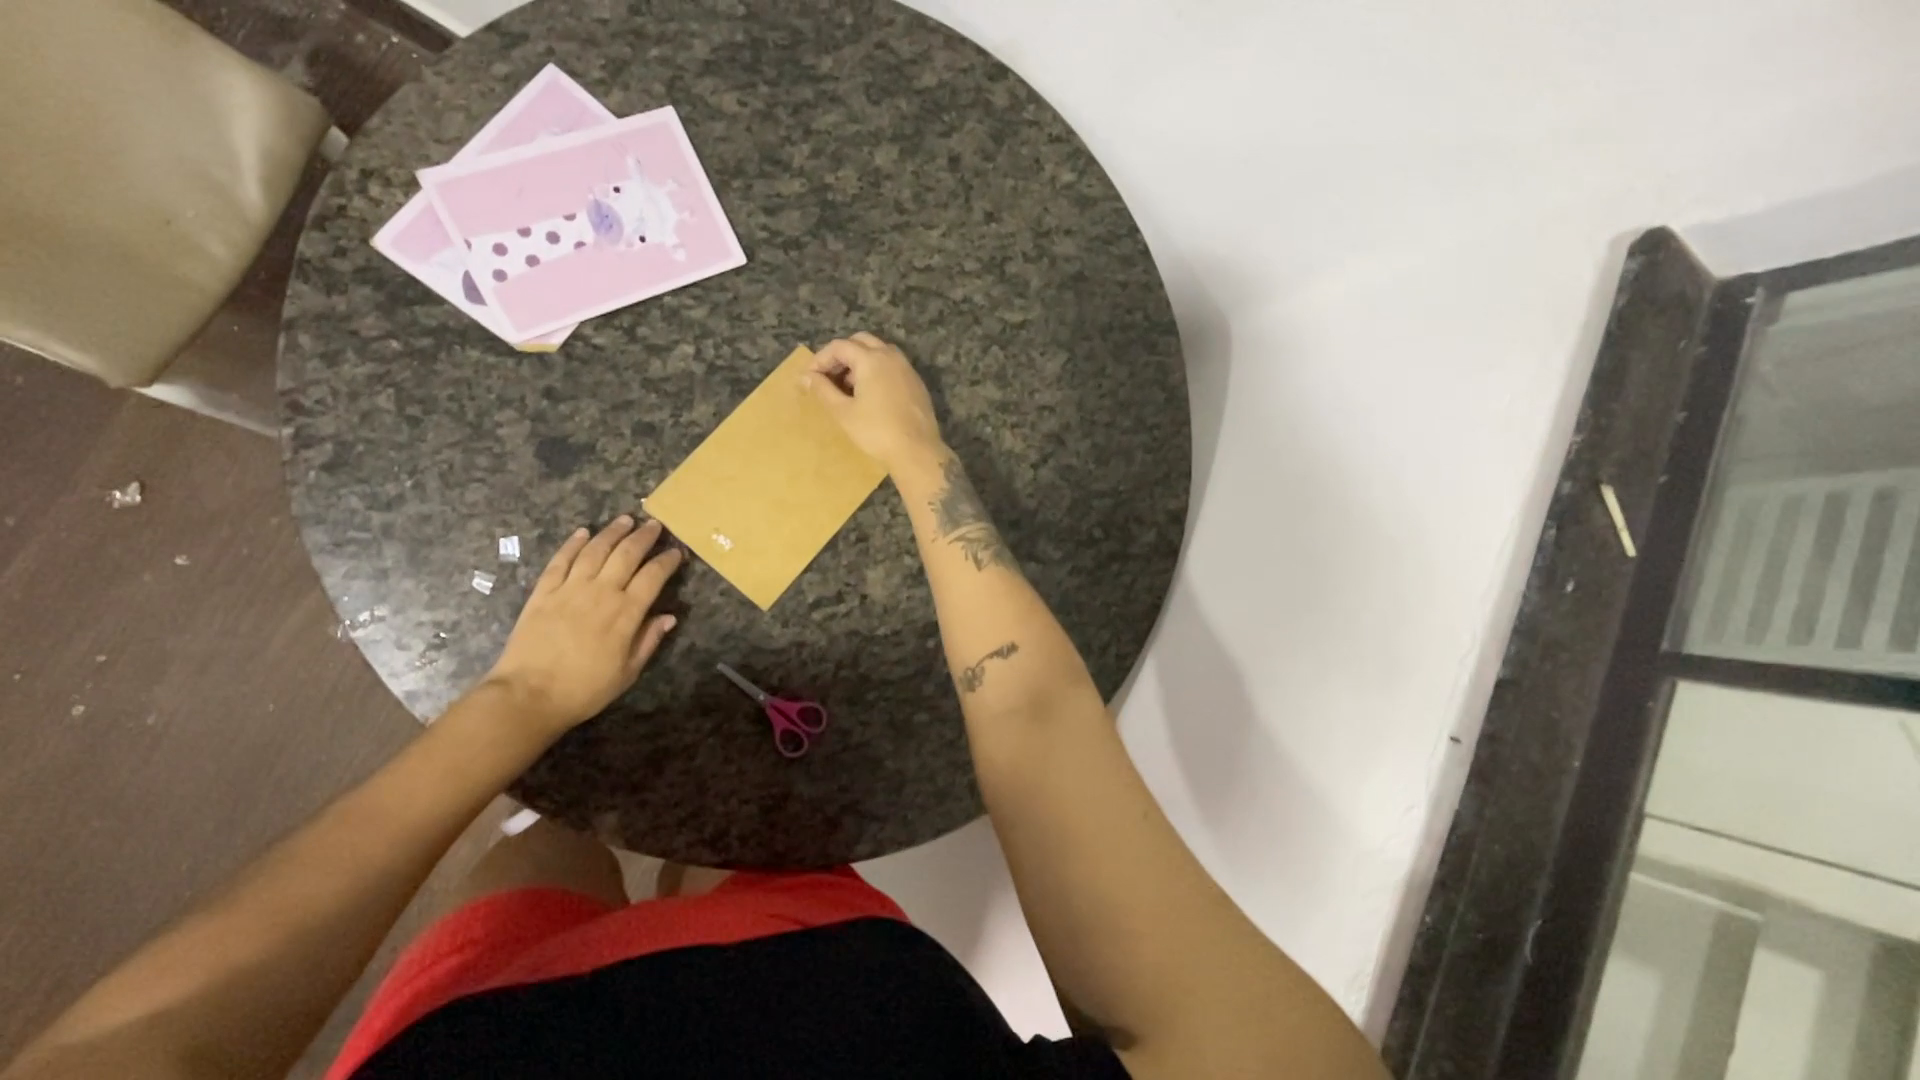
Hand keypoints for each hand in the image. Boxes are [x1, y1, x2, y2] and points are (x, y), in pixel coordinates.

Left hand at [482, 516, 683, 735]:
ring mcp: (569, 589)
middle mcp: (601, 593)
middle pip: (626, 555)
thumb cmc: (583, 689)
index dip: (667, 561)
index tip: (676, 553)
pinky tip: (583, 533)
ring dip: (612, 532)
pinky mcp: (543, 592)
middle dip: (643, 537)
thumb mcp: (627, 672)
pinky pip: (560, 560)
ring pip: (595, 550)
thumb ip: (648, 641)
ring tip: (625, 520)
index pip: (653, 577)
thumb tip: (668, 617)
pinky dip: (573, 544)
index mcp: (626, 613)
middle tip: (654, 525)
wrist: (528, 695)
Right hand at [803, 332, 945, 473]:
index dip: (820, 359)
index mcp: (871, 359)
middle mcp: (891, 356)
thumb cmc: (876, 431)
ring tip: (846, 387)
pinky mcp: (916, 382)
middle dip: (840, 355)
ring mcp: (907, 368)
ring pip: (878, 351)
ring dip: (859, 361)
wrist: (916, 450)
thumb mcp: (843, 411)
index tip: (809, 377)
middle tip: (827, 377)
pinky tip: (869, 394)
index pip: (839, 346)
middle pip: (860, 342)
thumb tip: (806, 377)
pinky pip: (891, 365)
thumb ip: (822, 389)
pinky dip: (876, 370)